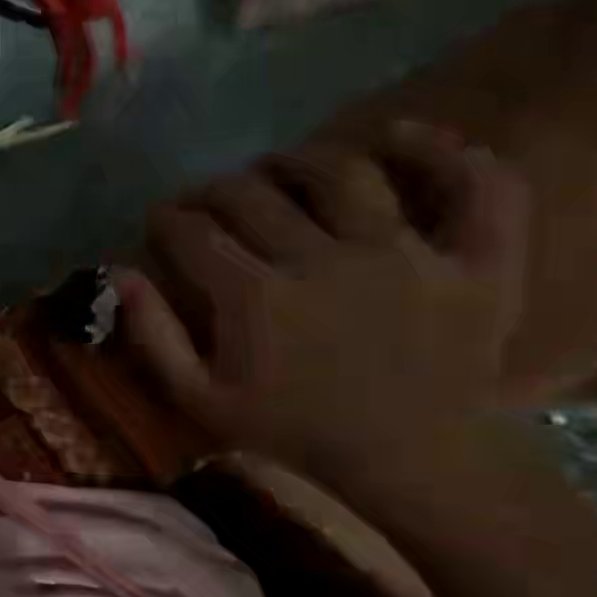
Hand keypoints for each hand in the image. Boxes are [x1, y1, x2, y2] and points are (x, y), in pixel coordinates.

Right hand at [113, 122, 529, 487]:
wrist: (414, 462)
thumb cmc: (293, 430)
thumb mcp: (199, 399)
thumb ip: (152, 334)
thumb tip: (119, 271)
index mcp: (257, 298)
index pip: (191, 231)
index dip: (165, 219)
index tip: (160, 224)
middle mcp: (325, 261)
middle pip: (251, 193)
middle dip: (213, 190)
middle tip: (207, 203)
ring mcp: (407, 256)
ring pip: (342, 172)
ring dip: (297, 159)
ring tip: (279, 167)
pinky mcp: (477, 262)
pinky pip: (477, 186)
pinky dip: (443, 150)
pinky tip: (399, 134)